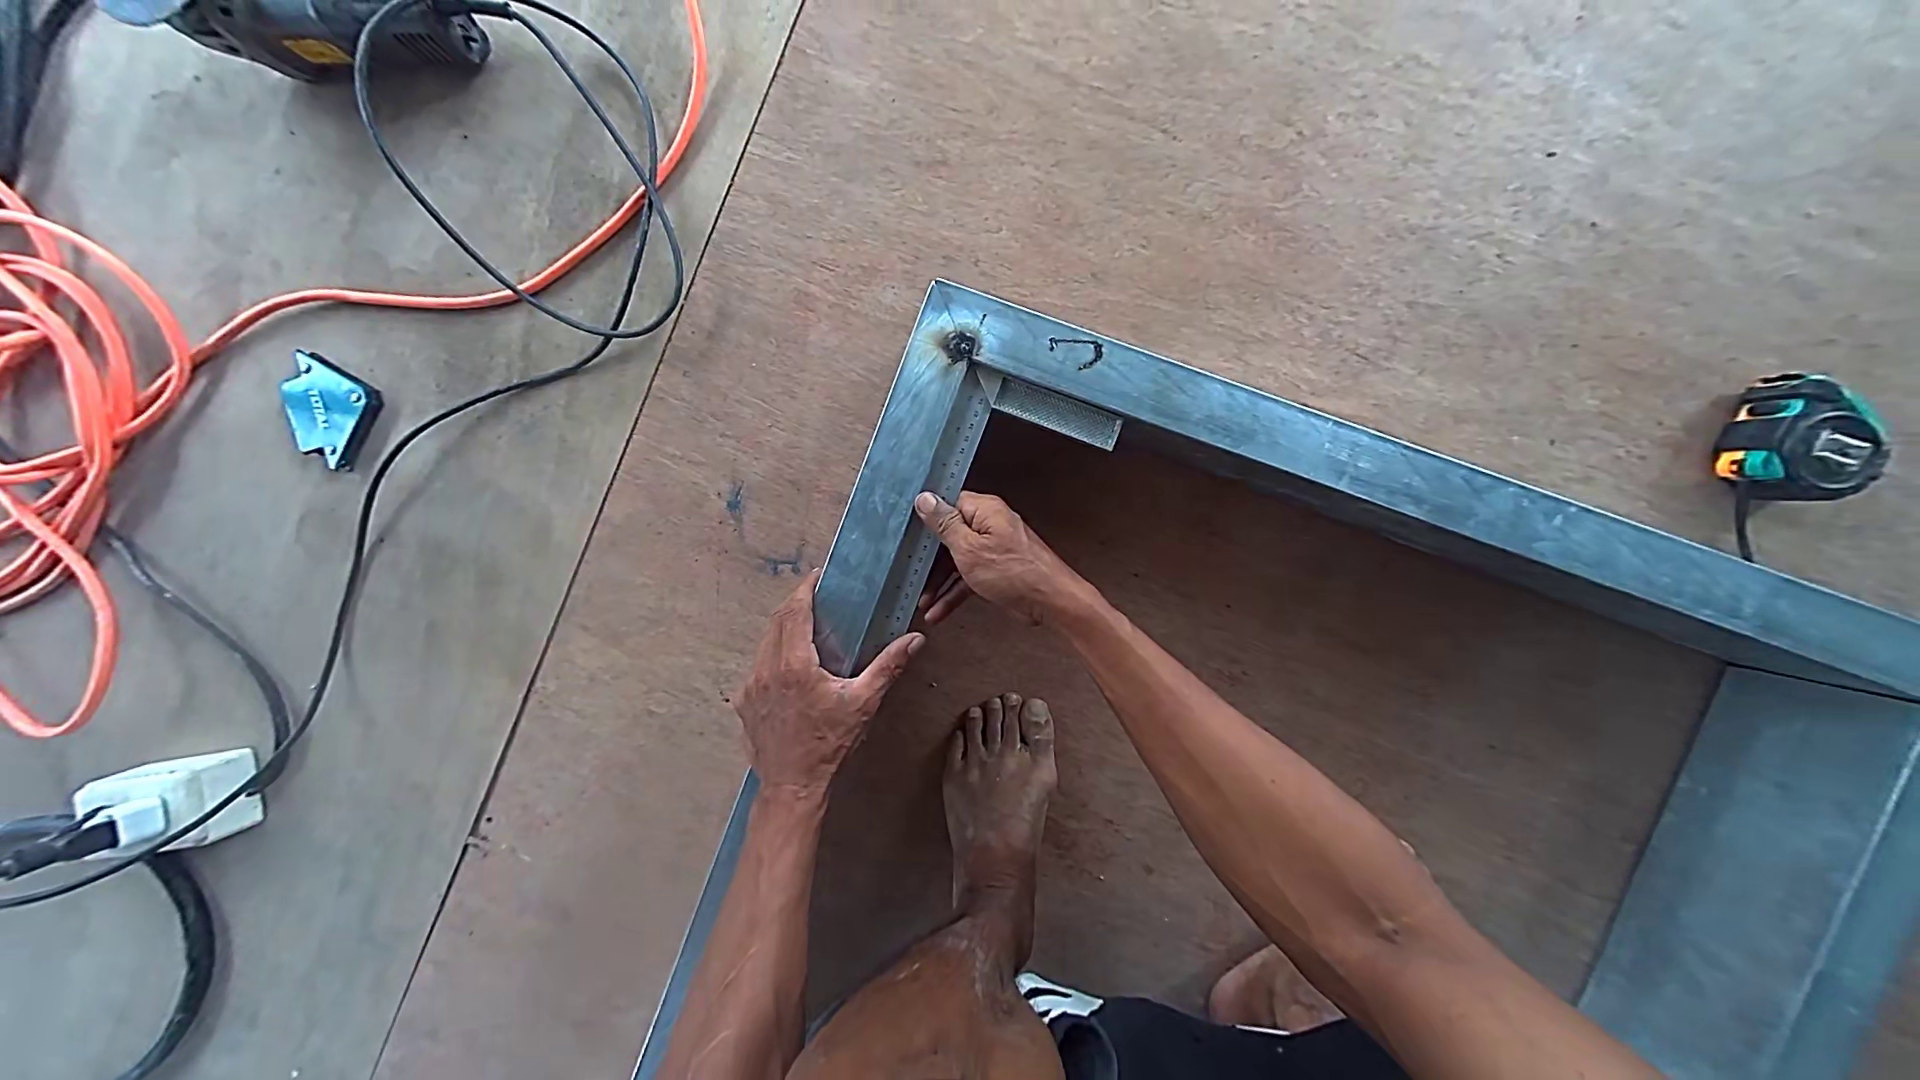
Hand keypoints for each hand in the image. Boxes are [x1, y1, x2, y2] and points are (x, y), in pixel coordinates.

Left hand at [737, 571, 924, 798]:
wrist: (794, 785)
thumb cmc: (829, 745)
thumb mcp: (863, 703)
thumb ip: (888, 666)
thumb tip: (914, 640)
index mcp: (794, 664)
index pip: (795, 612)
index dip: (804, 589)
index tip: (816, 577)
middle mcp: (767, 669)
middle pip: (777, 621)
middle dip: (794, 603)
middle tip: (814, 596)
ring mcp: (752, 686)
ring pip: (764, 642)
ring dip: (782, 627)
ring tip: (803, 624)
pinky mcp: (746, 702)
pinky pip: (757, 666)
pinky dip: (772, 654)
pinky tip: (790, 663)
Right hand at [913, 491, 1094, 626]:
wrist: (1051, 602)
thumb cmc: (1017, 573)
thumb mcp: (968, 548)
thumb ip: (945, 524)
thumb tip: (926, 500)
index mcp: (985, 510)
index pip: (948, 504)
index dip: (928, 519)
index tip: (910, 533)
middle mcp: (990, 525)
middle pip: (950, 536)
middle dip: (930, 559)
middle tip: (913, 572)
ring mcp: (995, 548)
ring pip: (957, 560)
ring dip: (940, 582)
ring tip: (924, 601)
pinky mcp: (998, 570)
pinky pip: (969, 577)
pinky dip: (955, 592)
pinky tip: (940, 610)